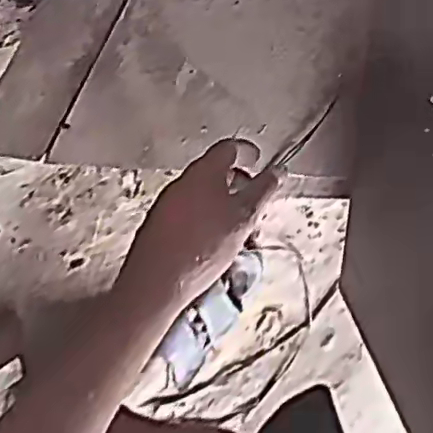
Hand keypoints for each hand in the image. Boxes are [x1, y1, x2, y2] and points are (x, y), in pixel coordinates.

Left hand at [115, 139, 283, 313]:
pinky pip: (187, 214)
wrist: (154, 285)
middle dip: (238, 185)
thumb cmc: (203, 246)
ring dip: (222, 206)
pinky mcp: (156, 227)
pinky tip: (211, 245)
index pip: (229, 147)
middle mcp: (182, 181)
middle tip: (251, 204)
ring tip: (235, 231)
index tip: (259, 161)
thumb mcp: (244, 217)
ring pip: (202, 195)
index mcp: (204, 170)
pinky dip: (204, 221)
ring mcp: (166, 204)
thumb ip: (263, 190)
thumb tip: (278, 171)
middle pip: (215, 172)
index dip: (247, 152)